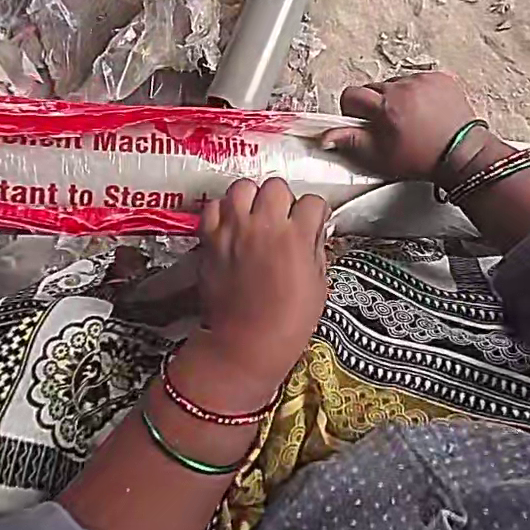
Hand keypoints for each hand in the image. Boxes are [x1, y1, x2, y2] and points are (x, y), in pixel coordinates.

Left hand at [187, 178, 329, 402]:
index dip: (315, 213)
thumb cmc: (287, 323)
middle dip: (283, 200)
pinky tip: (230, 225)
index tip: (311, 222)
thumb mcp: (318, 286)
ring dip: (251, 198)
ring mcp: (234, 228)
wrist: (244, 343)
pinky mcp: (210, 237)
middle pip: (276, 186)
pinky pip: (213, 206)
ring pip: (243, 186)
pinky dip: (222, 211)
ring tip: (254, 215)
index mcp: (296, 237)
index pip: (313, 202)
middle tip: (282, 218)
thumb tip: (313, 231)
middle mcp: (264, 225)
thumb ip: (315, 249)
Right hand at [321, 72, 485, 182]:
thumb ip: (349, 142)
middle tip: (388, 123)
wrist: (462, 155)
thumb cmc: (422, 159)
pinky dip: (416, 91)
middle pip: (372, 88)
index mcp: (385, 107)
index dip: (352, 109)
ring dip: (396, 97)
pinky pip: (417, 79)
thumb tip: (325, 136)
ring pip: (394, 83)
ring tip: (409, 117)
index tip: (362, 121)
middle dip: (376, 104)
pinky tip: (423, 109)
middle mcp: (403, 89)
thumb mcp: (379, 156)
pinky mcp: (439, 78)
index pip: (351, 94)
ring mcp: (423, 81)